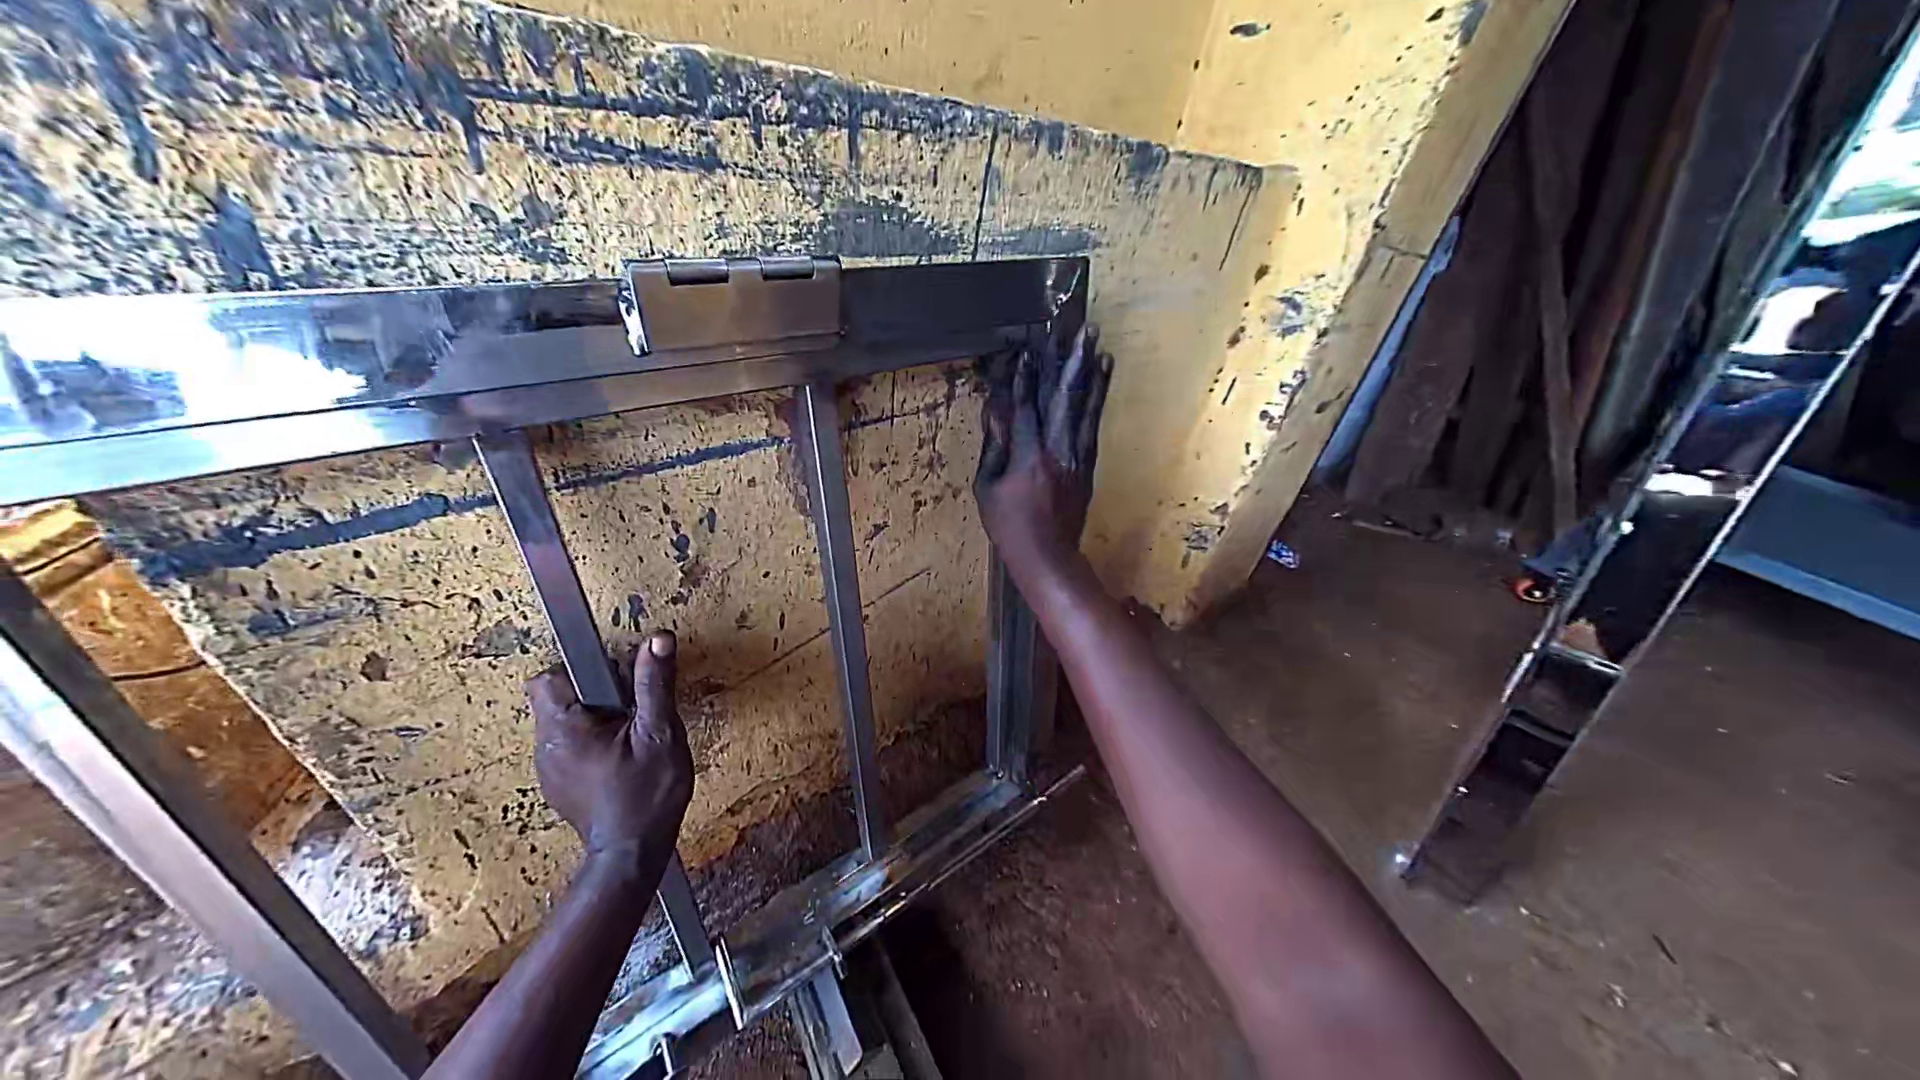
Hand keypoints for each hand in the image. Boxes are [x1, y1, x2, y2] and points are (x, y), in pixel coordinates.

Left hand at [526, 630, 692, 874]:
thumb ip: (654, 684)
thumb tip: (657, 639)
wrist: (634, 855)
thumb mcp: (659, 733)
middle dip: (598, 695)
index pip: (549, 678)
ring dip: (598, 719)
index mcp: (564, 729)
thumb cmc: (647, 794)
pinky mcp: (560, 784)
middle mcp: (546, 746)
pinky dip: (595, 742)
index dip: (583, 670)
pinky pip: (571, 746)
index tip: (617, 681)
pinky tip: (623, 760)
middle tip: (634, 712)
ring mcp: (549, 769)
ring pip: (567, 722)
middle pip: (560, 698)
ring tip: (632, 737)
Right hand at [974, 327, 1112, 574]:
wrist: (1047, 555)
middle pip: (1062, 397)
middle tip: (1075, 330)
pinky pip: (1093, 422)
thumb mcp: (988, 487)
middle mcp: (1058, 450)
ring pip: (1084, 406)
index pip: (1025, 407)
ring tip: (1095, 342)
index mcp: (1028, 457)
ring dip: (1088, 371)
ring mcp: (1077, 456)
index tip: (1024, 350)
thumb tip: (996, 412)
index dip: (1023, 378)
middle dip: (1067, 361)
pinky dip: (1097, 396)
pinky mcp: (1088, 463)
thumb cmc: (1010, 525)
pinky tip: (1102, 376)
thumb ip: (994, 447)